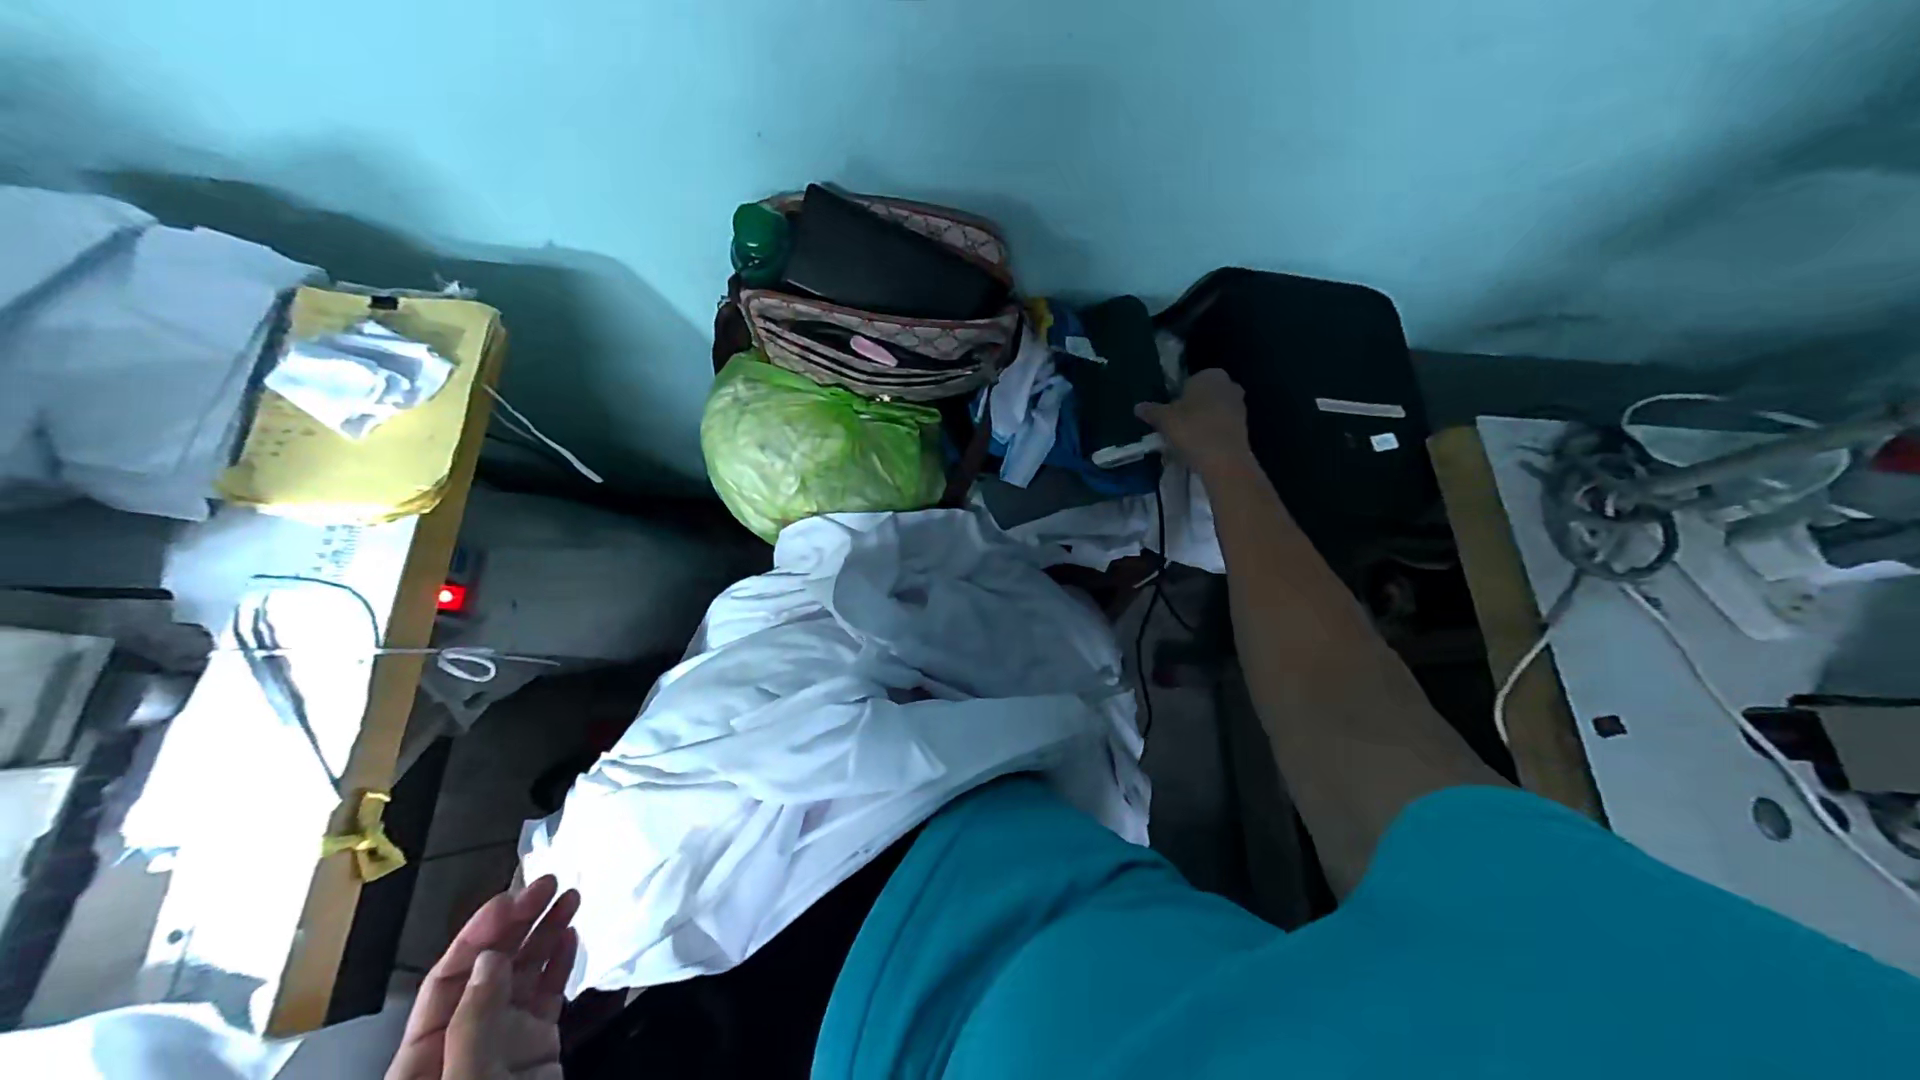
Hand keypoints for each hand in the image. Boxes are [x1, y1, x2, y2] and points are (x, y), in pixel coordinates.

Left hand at [386, 875, 580, 1079]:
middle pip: (489, 970)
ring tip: (570, 896)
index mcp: (426, 1057)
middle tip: (549, 884)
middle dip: (517, 924)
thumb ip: (474, 1022)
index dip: (477, 935)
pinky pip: (548, 997)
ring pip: (523, 976)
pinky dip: (560, 964)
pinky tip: (571, 936)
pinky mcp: (538, 1048)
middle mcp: (463, 1041)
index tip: (511, 899)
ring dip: (545, 934)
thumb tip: (491, 956)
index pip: (448, 982)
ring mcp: (503, 1043)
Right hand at [1135, 368, 1253, 474]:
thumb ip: (1151, 411)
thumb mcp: (1164, 420)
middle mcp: (1228, 384)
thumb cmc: (1192, 430)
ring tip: (1184, 442)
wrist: (1224, 459)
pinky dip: (1209, 434)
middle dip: (1189, 410)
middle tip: (1173, 429)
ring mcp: (1239, 405)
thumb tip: (1138, 407)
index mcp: (1210, 375)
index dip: (1175, 399)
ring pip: (1211, 412)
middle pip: (1201, 397)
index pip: (1187, 383)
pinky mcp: (1244, 425)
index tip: (1167, 416)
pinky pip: (1219, 426)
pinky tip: (1199, 448)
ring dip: (1199, 423)